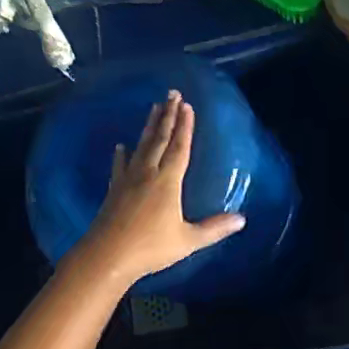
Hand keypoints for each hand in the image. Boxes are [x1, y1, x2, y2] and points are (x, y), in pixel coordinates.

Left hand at [74, 91, 245, 282]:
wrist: (106, 256)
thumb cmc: (150, 247)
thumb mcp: (188, 240)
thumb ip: (214, 228)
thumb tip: (242, 220)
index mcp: (167, 181)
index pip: (179, 147)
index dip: (185, 126)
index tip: (187, 105)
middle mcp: (147, 173)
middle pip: (159, 139)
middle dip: (167, 115)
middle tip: (172, 93)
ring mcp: (127, 180)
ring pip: (141, 147)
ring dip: (148, 127)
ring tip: (153, 108)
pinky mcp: (114, 190)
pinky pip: (119, 166)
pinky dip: (121, 155)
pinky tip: (120, 146)